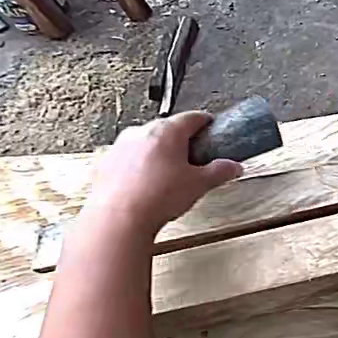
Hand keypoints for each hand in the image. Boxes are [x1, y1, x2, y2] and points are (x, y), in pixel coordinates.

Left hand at [82, 113, 242, 237]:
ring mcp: (119, 147)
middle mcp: (140, 133)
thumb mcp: (201, 184)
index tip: (212, 131)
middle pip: (169, 129)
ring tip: (170, 177)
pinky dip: (139, 166)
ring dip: (160, 153)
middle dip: (183, 142)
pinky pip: (128, 158)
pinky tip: (148, 185)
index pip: (193, 117)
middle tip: (195, 161)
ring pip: (147, 143)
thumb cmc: (156, 198)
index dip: (208, 123)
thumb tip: (232, 167)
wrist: (118, 219)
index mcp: (167, 132)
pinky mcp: (104, 163)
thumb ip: (221, 171)